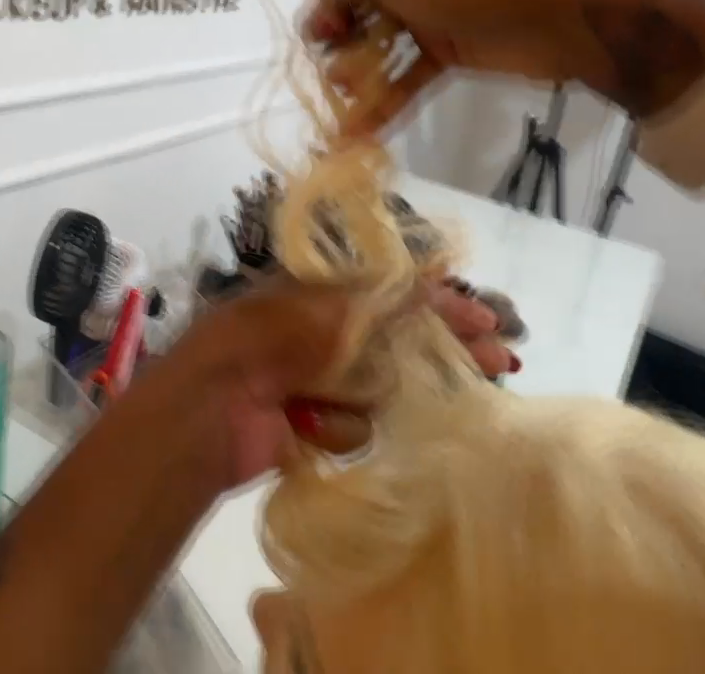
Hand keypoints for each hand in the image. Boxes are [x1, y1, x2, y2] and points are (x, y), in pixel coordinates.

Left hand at [137, 277, 519, 489]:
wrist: (203, 412)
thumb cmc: (260, 344)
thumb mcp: (319, 310)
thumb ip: (375, 300)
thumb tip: (427, 278)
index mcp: (320, 295)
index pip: (394, 293)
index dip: (440, 304)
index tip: (486, 320)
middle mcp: (324, 333)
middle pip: (400, 340)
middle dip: (445, 349)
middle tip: (501, 362)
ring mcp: (319, 380)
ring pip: (381, 386)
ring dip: (385, 394)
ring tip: (384, 395)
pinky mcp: (314, 424)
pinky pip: (354, 425)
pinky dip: (335, 424)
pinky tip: (308, 422)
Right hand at [305, 0, 704, 134]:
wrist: (570, 8)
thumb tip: (313, 16)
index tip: (320, 14)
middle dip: (333, 27)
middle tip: (327, 53)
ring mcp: (431, 3)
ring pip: (377, 36)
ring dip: (353, 66)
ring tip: (340, 93)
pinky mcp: (449, 46)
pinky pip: (406, 72)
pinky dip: (384, 100)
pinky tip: (357, 131)